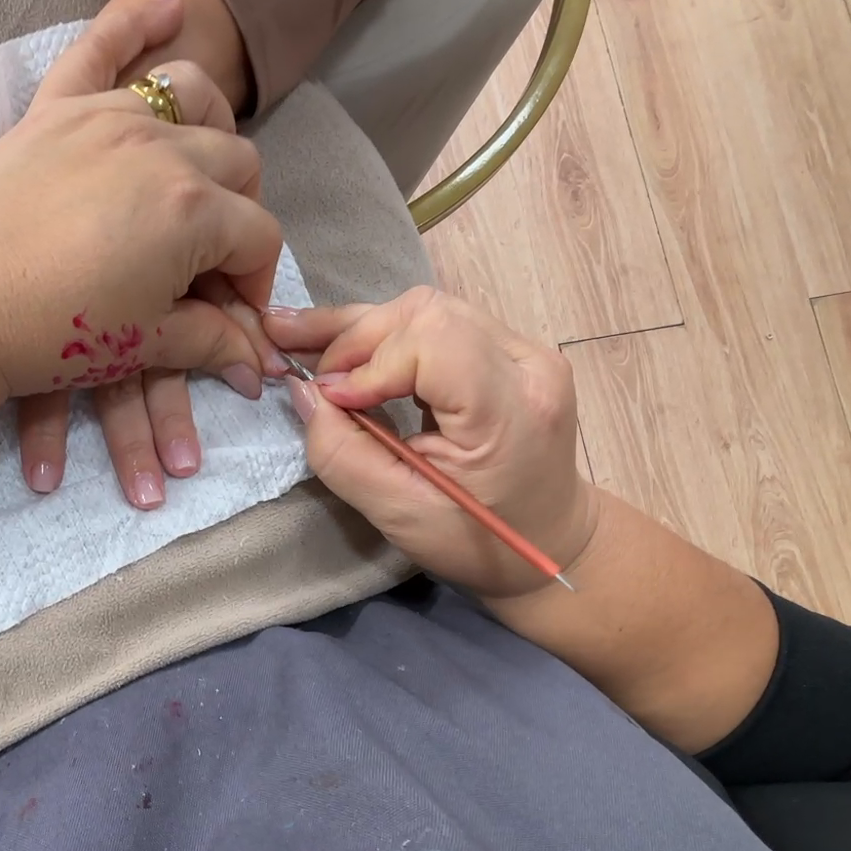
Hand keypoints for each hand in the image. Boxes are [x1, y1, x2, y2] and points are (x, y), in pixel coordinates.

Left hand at [0, 0, 266, 509]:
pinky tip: (171, 5)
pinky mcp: (58, 107)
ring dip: (213, 132)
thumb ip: (210, 341)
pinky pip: (102, 44)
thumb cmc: (55, 335)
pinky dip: (137, 19)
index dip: (258, 280)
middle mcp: (164, 149)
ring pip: (192, 97)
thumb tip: (257, 358)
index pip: (259, 237)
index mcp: (193, 214)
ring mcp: (109, 117)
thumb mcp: (143, 345)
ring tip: (200, 174)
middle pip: (239, 166)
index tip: (239, 313)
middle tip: (213, 260)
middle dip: (241, 215)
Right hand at [266, 288, 598, 598]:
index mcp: (507, 412)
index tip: (332, 402)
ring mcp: (522, 350)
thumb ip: (343, 453)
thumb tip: (303, 392)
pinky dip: (384, 337)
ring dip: (361, 330)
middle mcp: (525, 364)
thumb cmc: (476, 542)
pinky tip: (343, 350)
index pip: (432, 343)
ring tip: (301, 338)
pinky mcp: (507, 350)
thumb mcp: (398, 514)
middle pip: (425, 313)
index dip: (369, 364)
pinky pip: (436, 324)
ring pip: (426, 309)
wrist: (550, 541)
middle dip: (353, 338)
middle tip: (303, 366)